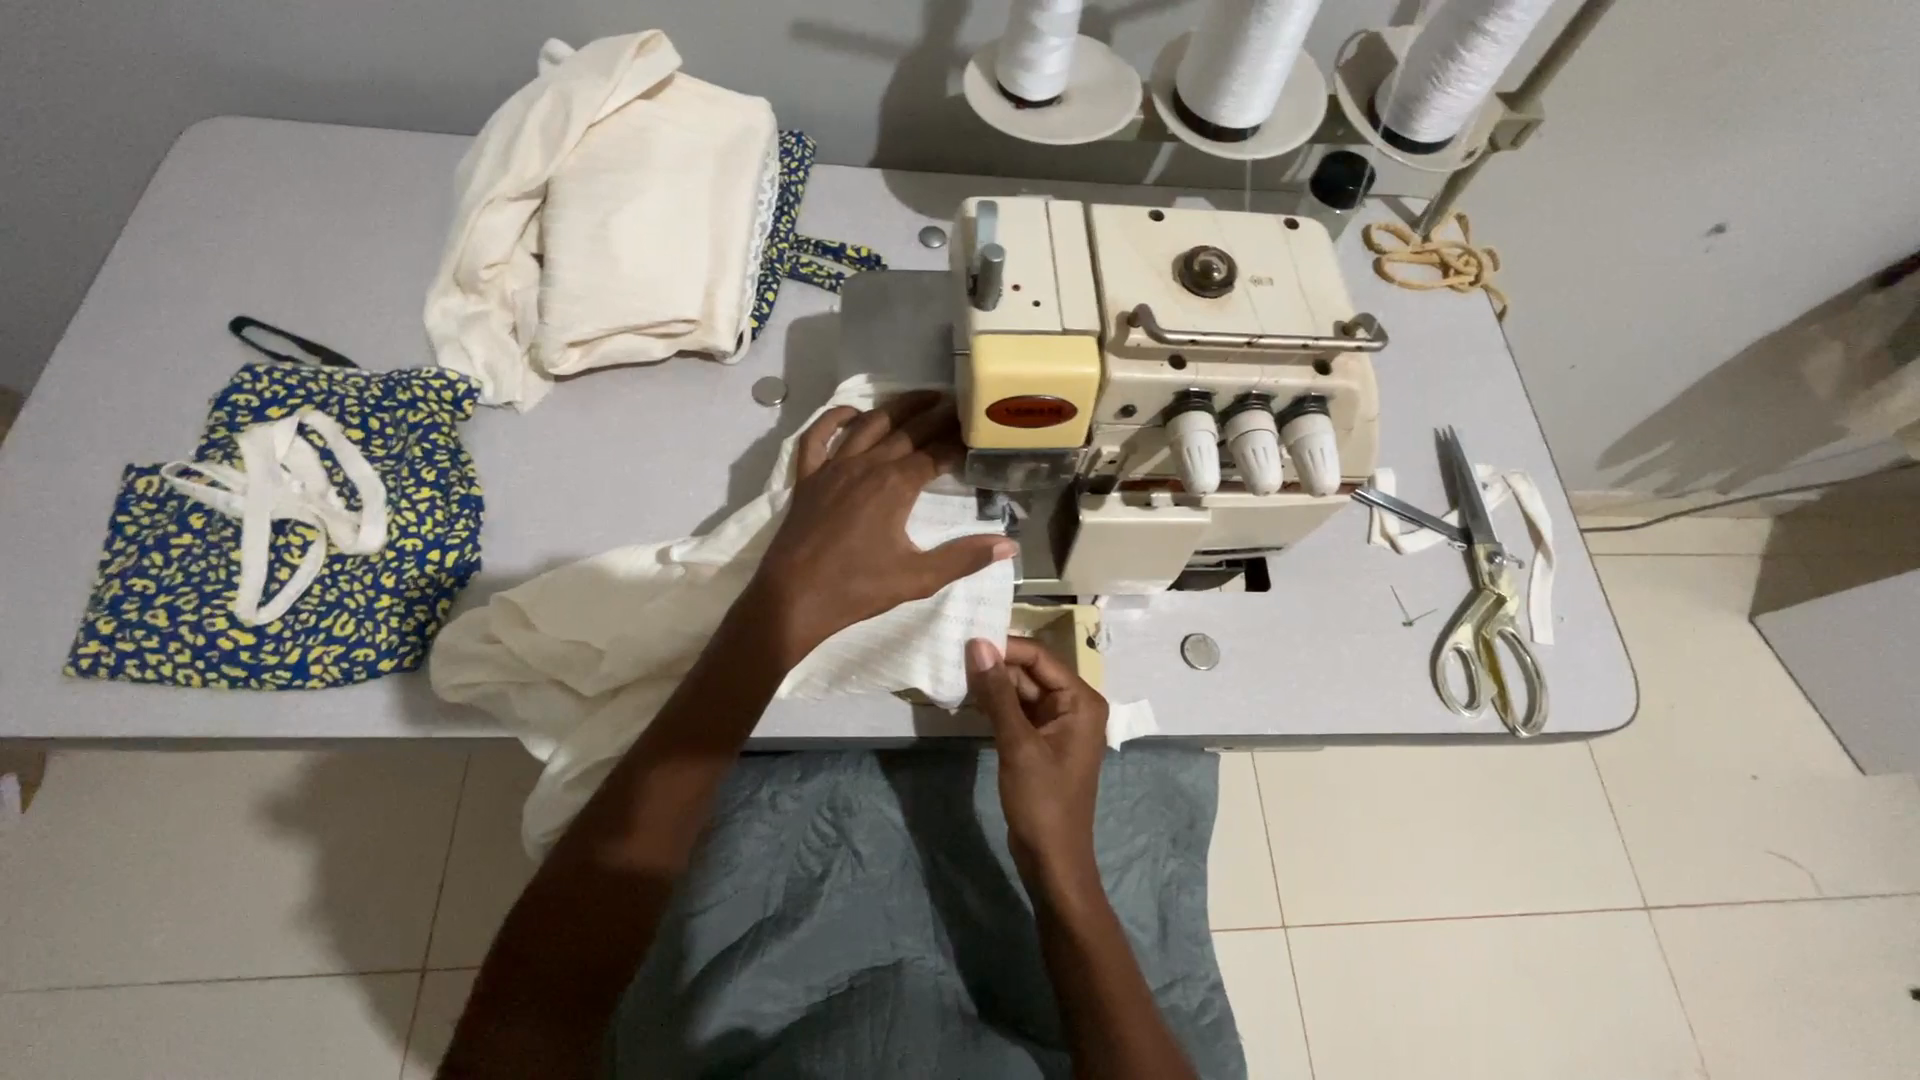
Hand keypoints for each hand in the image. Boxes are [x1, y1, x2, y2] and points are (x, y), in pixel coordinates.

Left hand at [751, 391, 1014, 664]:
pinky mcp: (807, 478)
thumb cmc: (857, 589)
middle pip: (908, 431)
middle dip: (936, 415)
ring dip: (897, 406)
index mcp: (895, 485)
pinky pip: (818, 436)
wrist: (793, 599)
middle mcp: (866, 465)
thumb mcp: (918, 578)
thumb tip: (1010, 544)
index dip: (959, 441)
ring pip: (869, 424)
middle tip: (959, 404)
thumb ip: (964, 558)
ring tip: (922, 396)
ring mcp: (833, 467)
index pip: (936, 453)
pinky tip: (852, 412)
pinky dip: (834, 418)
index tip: (977, 431)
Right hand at [967, 637, 1109, 889]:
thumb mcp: (1017, 744)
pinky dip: (996, 707)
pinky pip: (1018, 712)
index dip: (1005, 647)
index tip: (965, 642)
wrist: (1052, 860)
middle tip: (953, 658)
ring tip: (955, 676)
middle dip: (995, 666)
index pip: (1040, 657)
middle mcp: (1074, 706)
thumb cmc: (1042, 802)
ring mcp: (1058, 725)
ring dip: (992, 686)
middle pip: (1031, 672)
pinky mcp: (1041, 742)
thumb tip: (977, 645)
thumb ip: (997, 693)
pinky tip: (968, 702)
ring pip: (1021, 691)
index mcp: (1081, 701)